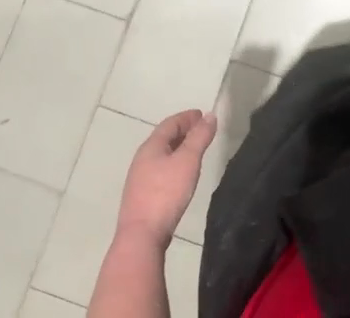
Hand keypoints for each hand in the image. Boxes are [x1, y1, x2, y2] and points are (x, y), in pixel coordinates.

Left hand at [116, 109, 216, 247]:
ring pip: (161, 155)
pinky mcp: (142, 196)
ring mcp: (139, 179)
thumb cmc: (166, 193)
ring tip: (194, 151)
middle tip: (201, 130)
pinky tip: (181, 175)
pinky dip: (173, 164)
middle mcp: (142, 159)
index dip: (187, 117)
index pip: (170, 123)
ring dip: (178, 148)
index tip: (202, 115)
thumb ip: (199, 137)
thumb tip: (209, 116)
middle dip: (183, 131)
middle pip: (164, 138)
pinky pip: (160, 170)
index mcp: (151, 147)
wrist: (141, 235)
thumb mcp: (188, 161)